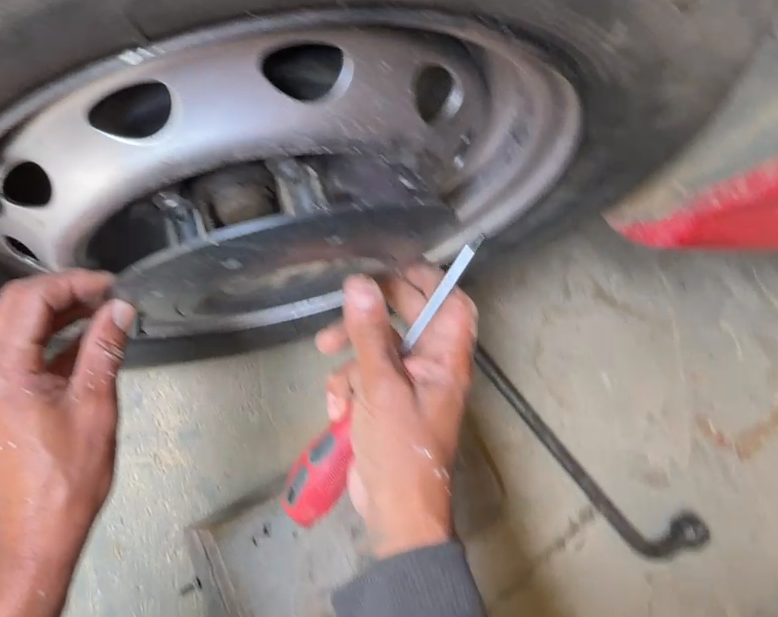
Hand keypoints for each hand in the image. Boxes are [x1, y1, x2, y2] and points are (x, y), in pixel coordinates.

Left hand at [0, 270, 135, 616]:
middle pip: (19, 303)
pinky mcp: (3, 393)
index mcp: (3, 367)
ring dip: (60, 310)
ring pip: (20, 321)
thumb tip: (121, 306)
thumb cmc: (66, 476)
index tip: (110, 286)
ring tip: (103, 309)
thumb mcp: (93, 407)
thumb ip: (104, 349)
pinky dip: (54, 335)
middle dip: (64, 290)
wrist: (38, 535)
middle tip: (106, 294)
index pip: (32, 298)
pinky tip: (89, 336)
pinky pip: (24, 346)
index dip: (72, 283)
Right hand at [315, 266, 478, 557]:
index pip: (452, 304)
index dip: (430, 280)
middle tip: (347, 296)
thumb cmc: (400, 449)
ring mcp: (404, 385)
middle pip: (407, 318)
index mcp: (444, 360)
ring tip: (325, 355)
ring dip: (349, 350)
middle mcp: (429, 367)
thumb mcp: (379, 385)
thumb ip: (369, 332)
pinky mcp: (381, 402)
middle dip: (372, 310)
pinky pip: (361, 374)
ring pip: (376, 344)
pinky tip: (337, 407)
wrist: (394, 513)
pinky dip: (345, 384)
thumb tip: (359, 282)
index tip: (395, 263)